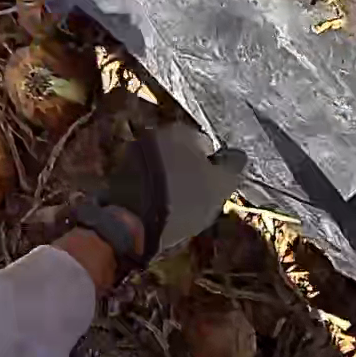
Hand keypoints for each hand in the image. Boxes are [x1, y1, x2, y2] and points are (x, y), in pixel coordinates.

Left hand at [99, 123, 246, 259]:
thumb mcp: (219, 187)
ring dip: (170, 181)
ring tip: (176, 206)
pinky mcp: (117, 175)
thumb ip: (232, 169)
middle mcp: (153, 135)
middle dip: (189, 171)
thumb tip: (238, 158)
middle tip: (196, 197)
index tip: (213, 187)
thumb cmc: (182, 201)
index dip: (213, 168)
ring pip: (162, 167)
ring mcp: (132, 154)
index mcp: (179, 131)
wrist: (131, 224)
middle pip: (182, 154)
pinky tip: (158, 209)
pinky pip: (145, 180)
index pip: (207, 145)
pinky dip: (153, 190)